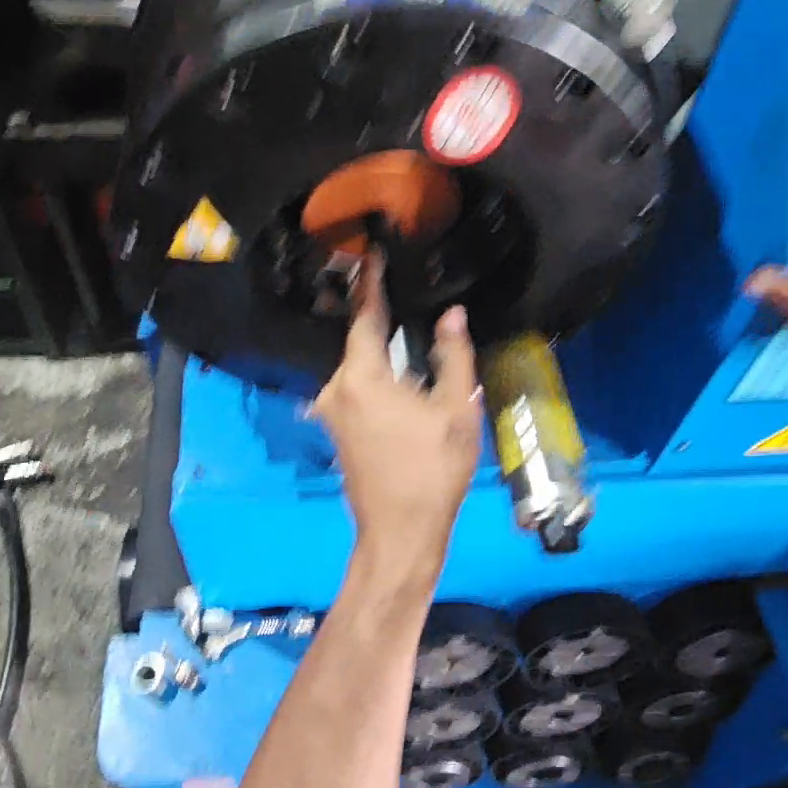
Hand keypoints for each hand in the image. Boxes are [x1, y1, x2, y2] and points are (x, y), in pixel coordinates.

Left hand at [313, 257, 481, 586]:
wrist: (400, 532)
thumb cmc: (432, 470)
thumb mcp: (455, 410)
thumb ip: (452, 356)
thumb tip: (452, 315)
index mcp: (361, 378)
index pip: (364, 317)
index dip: (372, 285)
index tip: (373, 255)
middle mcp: (335, 390)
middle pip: (358, 344)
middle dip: (379, 321)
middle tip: (404, 293)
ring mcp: (332, 413)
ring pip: (357, 370)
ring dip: (380, 354)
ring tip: (409, 333)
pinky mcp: (337, 432)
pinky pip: (355, 390)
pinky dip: (374, 378)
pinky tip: (400, 377)